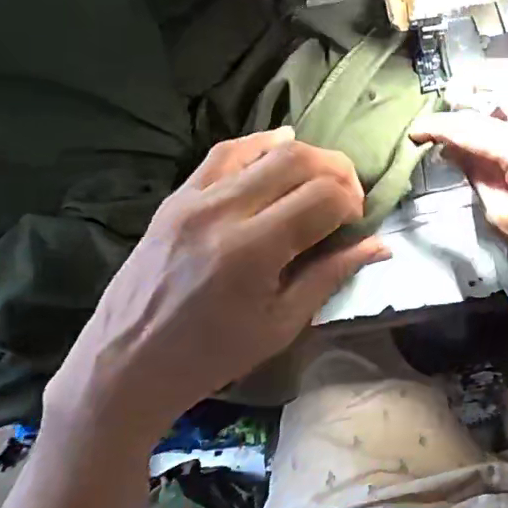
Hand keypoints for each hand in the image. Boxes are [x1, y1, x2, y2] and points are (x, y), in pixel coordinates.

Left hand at [44, 128, 389, 451]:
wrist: (129, 360)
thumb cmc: (209, 356)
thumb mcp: (279, 326)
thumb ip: (328, 277)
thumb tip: (378, 246)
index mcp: (253, 250)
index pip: (323, 196)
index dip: (352, 202)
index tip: (355, 223)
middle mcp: (223, 211)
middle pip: (296, 159)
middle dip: (336, 170)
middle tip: (347, 196)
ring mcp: (192, 199)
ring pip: (259, 147)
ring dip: (299, 154)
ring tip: (317, 175)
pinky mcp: (174, 198)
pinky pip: (221, 154)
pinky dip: (255, 147)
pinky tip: (274, 150)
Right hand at [406, 107, 507, 306]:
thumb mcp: (504, 219)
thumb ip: (478, 177)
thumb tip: (452, 151)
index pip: (474, 128)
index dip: (439, 127)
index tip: (414, 131)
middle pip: (506, 87)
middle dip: (471, 87)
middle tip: (443, 100)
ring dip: (489, 95)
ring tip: (460, 109)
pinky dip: (504, 110)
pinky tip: (486, 128)